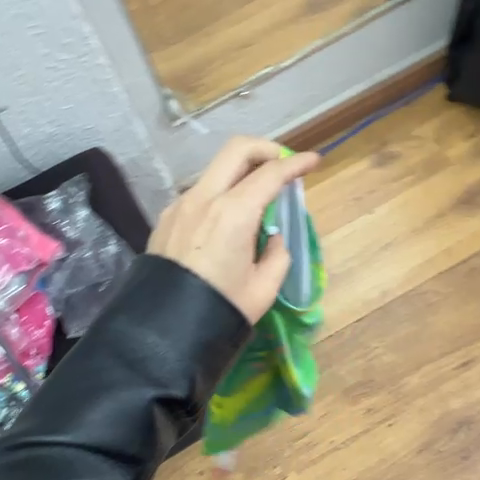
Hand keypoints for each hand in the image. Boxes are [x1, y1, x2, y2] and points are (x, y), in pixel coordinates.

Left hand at [147, 137, 320, 323]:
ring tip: (256, 198)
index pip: (271, 174)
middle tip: (282, 163)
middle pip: (237, 149)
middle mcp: (204, 198)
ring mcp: (180, 205)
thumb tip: (272, 236)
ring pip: (216, 171)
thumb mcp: (264, 287)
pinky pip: (199, 194)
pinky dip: (219, 195)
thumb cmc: (222, 309)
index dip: (296, 163)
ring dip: (240, 173)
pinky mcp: (166, 218)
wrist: (167, 330)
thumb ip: (278, 253)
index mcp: (234, 213)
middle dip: (265, 149)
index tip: (313, 160)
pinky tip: (227, 222)